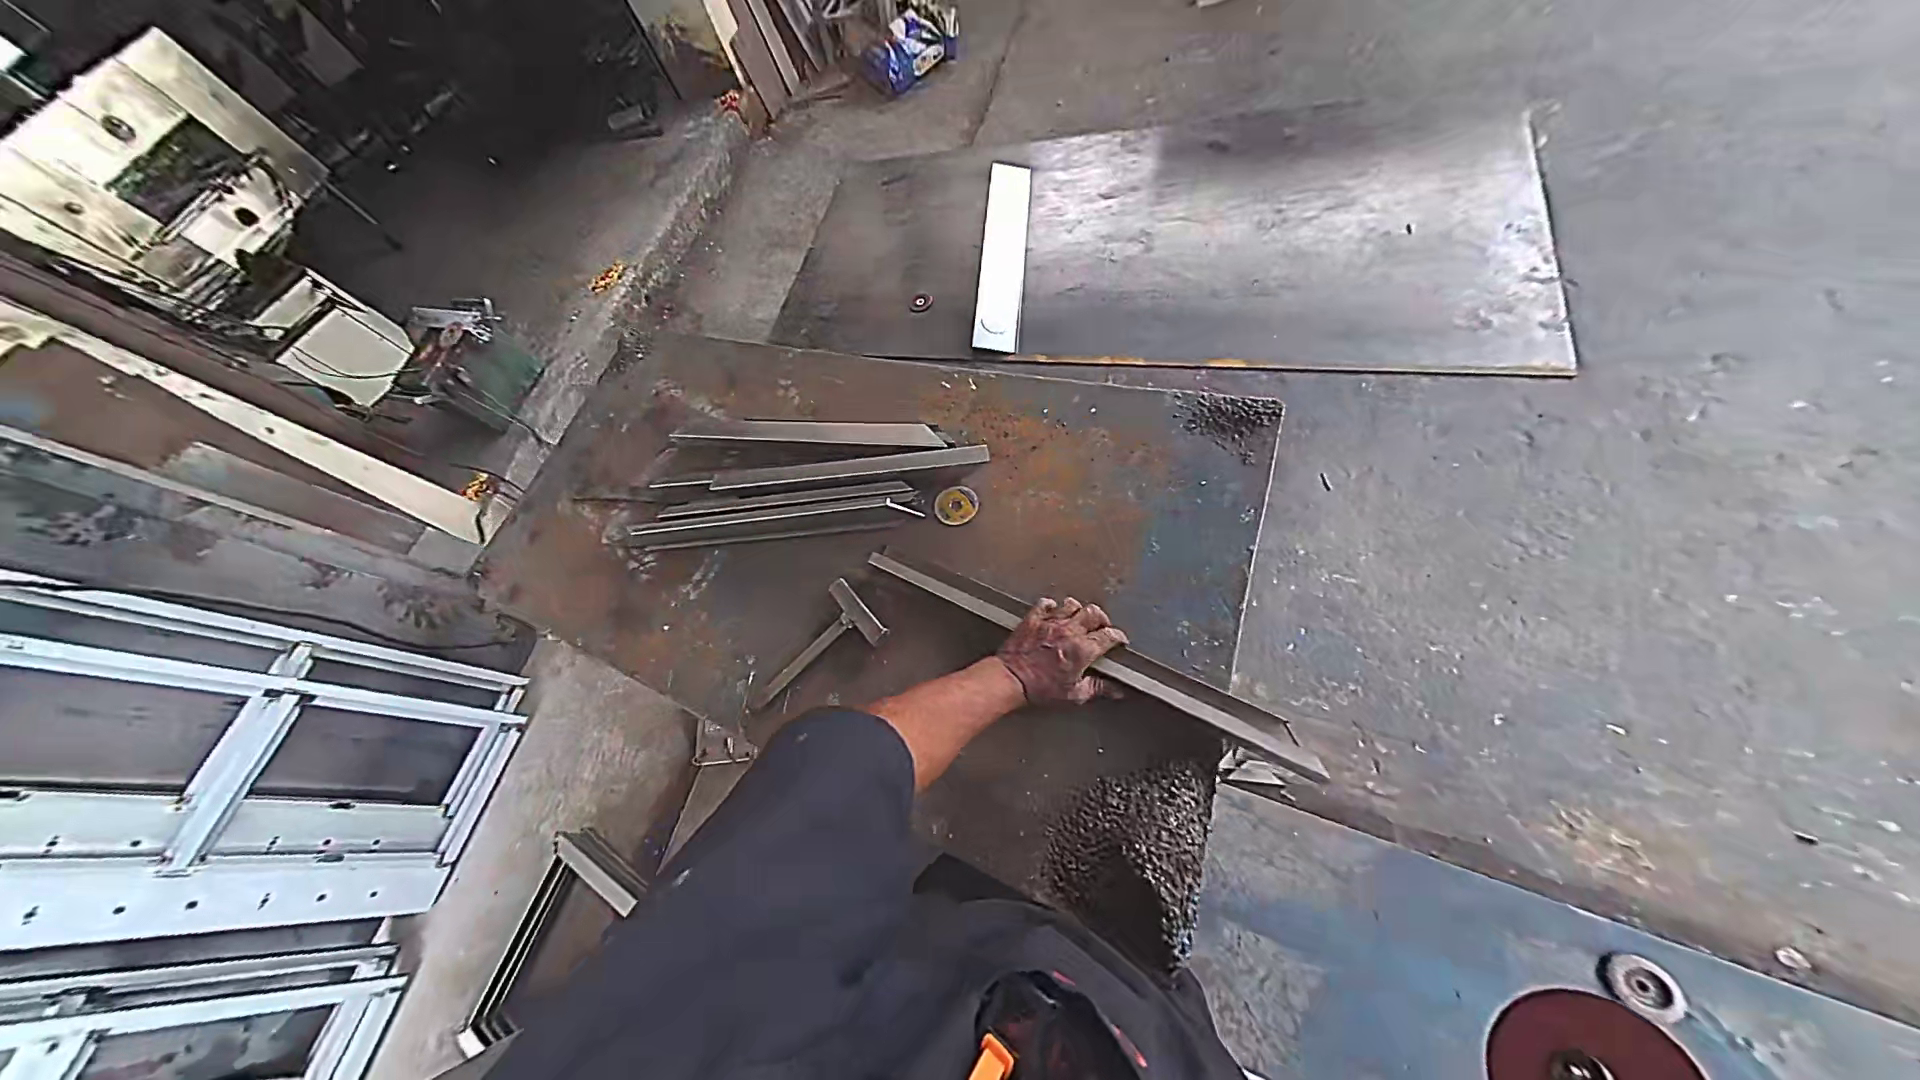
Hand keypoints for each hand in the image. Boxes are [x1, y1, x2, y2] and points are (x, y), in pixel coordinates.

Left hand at [994, 597, 1128, 705]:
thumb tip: (1115, 690)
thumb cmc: (1039, 689)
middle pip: (1094, 613)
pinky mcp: (1033, 619)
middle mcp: (1069, 631)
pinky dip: (1052, 606)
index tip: (1118, 640)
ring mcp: (1050, 622)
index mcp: (1082, 650)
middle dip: (1101, 619)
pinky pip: (1045, 603)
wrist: (1010, 679)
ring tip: (1078, 619)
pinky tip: (1053, 613)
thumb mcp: (1074, 695)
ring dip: (1078, 611)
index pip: (1109, 635)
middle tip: (1101, 627)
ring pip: (1072, 605)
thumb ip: (1097, 689)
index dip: (1118, 637)